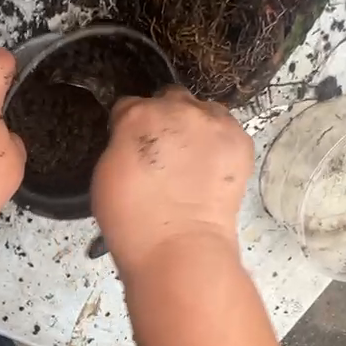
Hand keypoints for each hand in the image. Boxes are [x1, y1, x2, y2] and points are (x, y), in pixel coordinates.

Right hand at [91, 87, 254, 272]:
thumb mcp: (106, 175)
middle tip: (162, 153)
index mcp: (137, 116)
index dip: (126, 127)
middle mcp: (177, 109)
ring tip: (190, 160)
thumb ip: (120, 145)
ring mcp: (213, 123)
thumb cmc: (130, 219)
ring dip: (195, 127)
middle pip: (170, 99)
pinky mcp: (240, 140)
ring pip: (203, 111)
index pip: (128, 106)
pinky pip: (227, 130)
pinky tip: (210, 169)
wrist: (177, 245)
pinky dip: (218, 144)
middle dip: (164, 119)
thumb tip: (130, 141)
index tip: (127, 145)